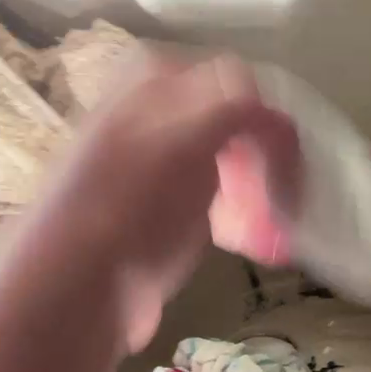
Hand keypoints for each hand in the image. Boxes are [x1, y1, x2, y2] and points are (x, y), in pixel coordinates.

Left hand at [0, 52, 300, 355]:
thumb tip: (277, 113)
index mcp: (158, 82)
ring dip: (261, 199)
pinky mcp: (161, 208)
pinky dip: (243, 220)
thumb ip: (234, 108)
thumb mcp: (183, 143)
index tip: (291, 182)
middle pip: (241, 128)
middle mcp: (156, 112)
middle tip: (282, 215)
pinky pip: (219, 199)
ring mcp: (158, 162)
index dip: (274, 134)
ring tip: (266, 237)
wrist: (79, 288)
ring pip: (234, 165)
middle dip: (269, 171)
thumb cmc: (131, 213)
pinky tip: (246, 245)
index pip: (245, 90)